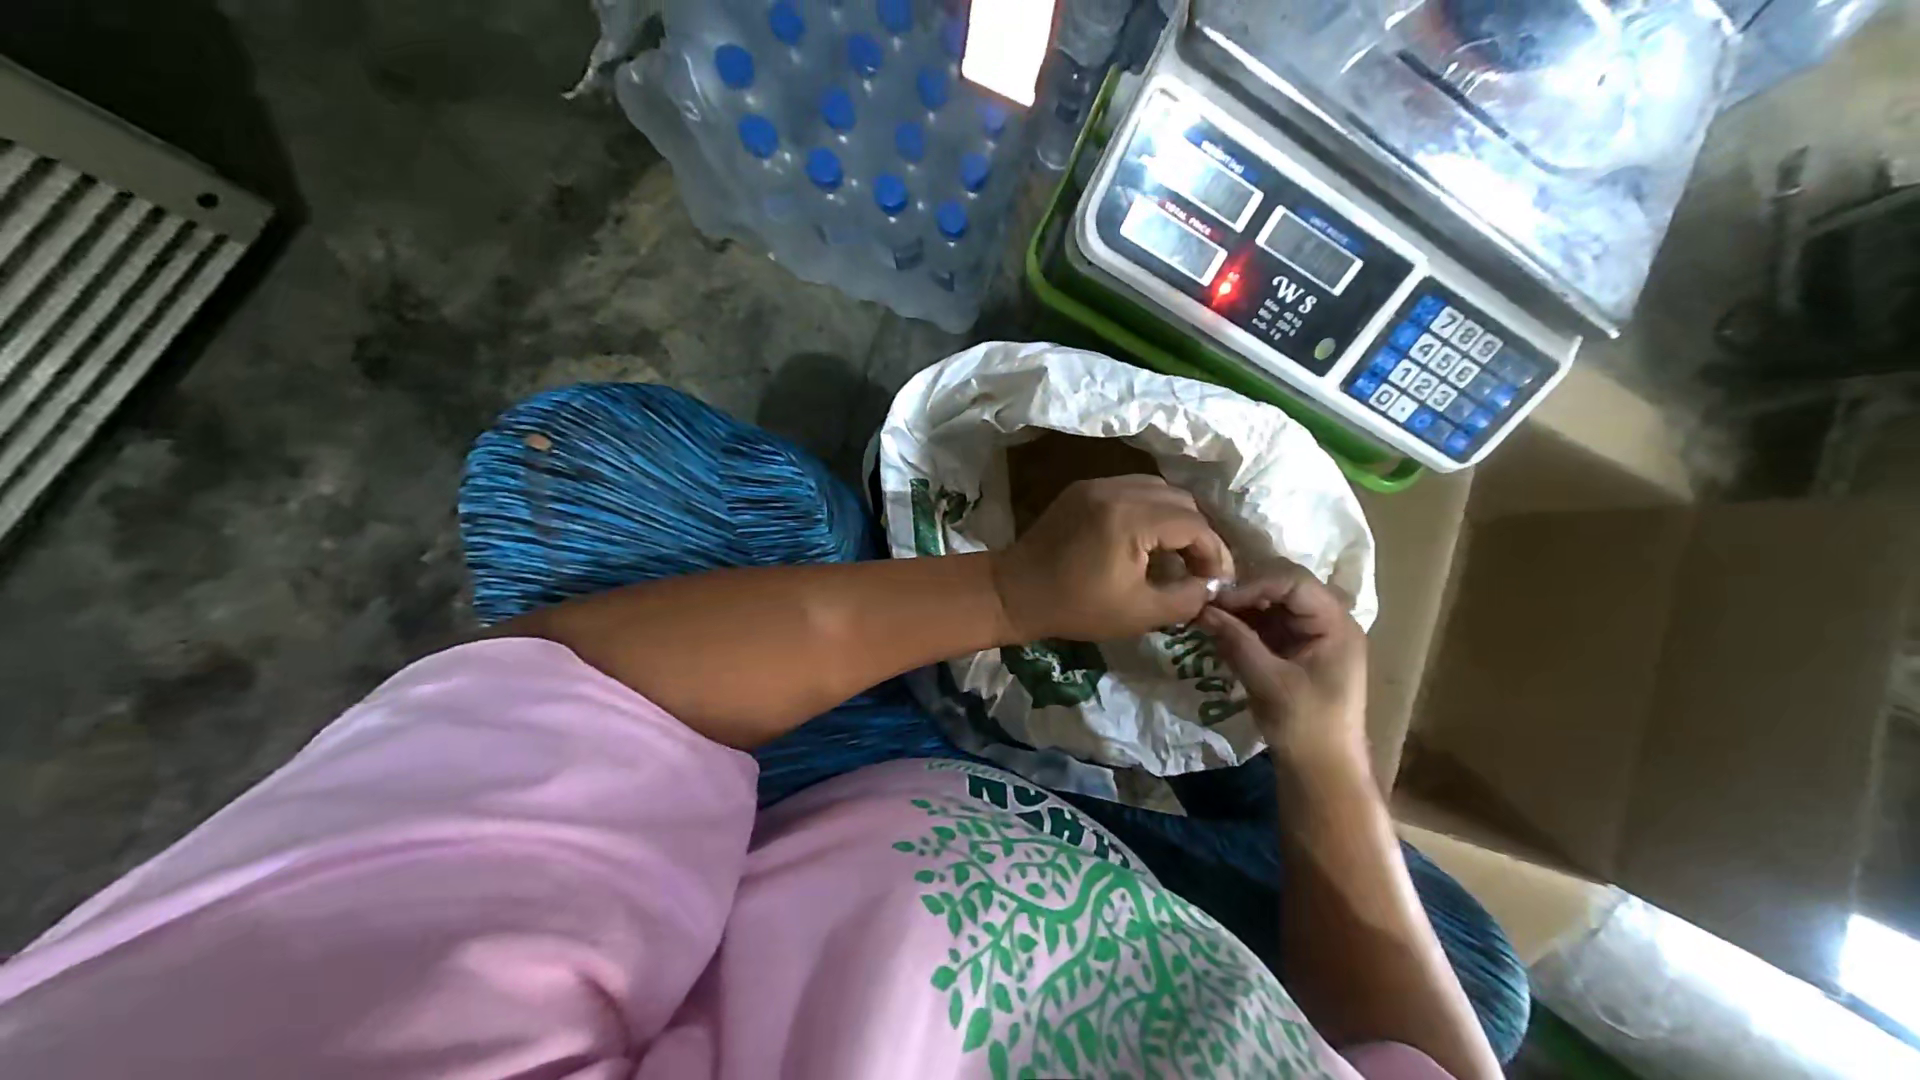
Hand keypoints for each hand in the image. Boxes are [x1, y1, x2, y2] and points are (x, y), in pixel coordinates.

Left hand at [990, 475, 1233, 642]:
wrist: (1013, 591)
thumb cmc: (1075, 607)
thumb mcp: (1139, 613)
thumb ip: (1187, 599)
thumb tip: (1212, 586)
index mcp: (1130, 517)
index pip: (1195, 524)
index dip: (1214, 554)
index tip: (1216, 583)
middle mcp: (1116, 489)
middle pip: (1181, 500)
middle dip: (1199, 534)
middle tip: (1201, 569)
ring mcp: (1097, 484)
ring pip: (1158, 489)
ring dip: (1177, 520)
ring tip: (1178, 556)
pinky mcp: (1083, 489)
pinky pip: (1132, 489)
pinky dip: (1151, 511)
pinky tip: (1149, 541)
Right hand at [1193, 561, 1368, 772]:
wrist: (1322, 772)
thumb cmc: (1305, 726)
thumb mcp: (1268, 682)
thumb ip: (1236, 641)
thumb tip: (1203, 610)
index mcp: (1336, 625)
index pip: (1294, 583)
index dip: (1254, 585)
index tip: (1219, 600)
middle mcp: (1328, 622)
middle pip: (1284, 587)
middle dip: (1246, 592)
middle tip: (1211, 603)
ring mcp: (1312, 635)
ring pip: (1273, 603)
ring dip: (1242, 606)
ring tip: (1210, 614)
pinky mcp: (1297, 649)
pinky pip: (1268, 623)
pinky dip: (1244, 622)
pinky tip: (1220, 628)